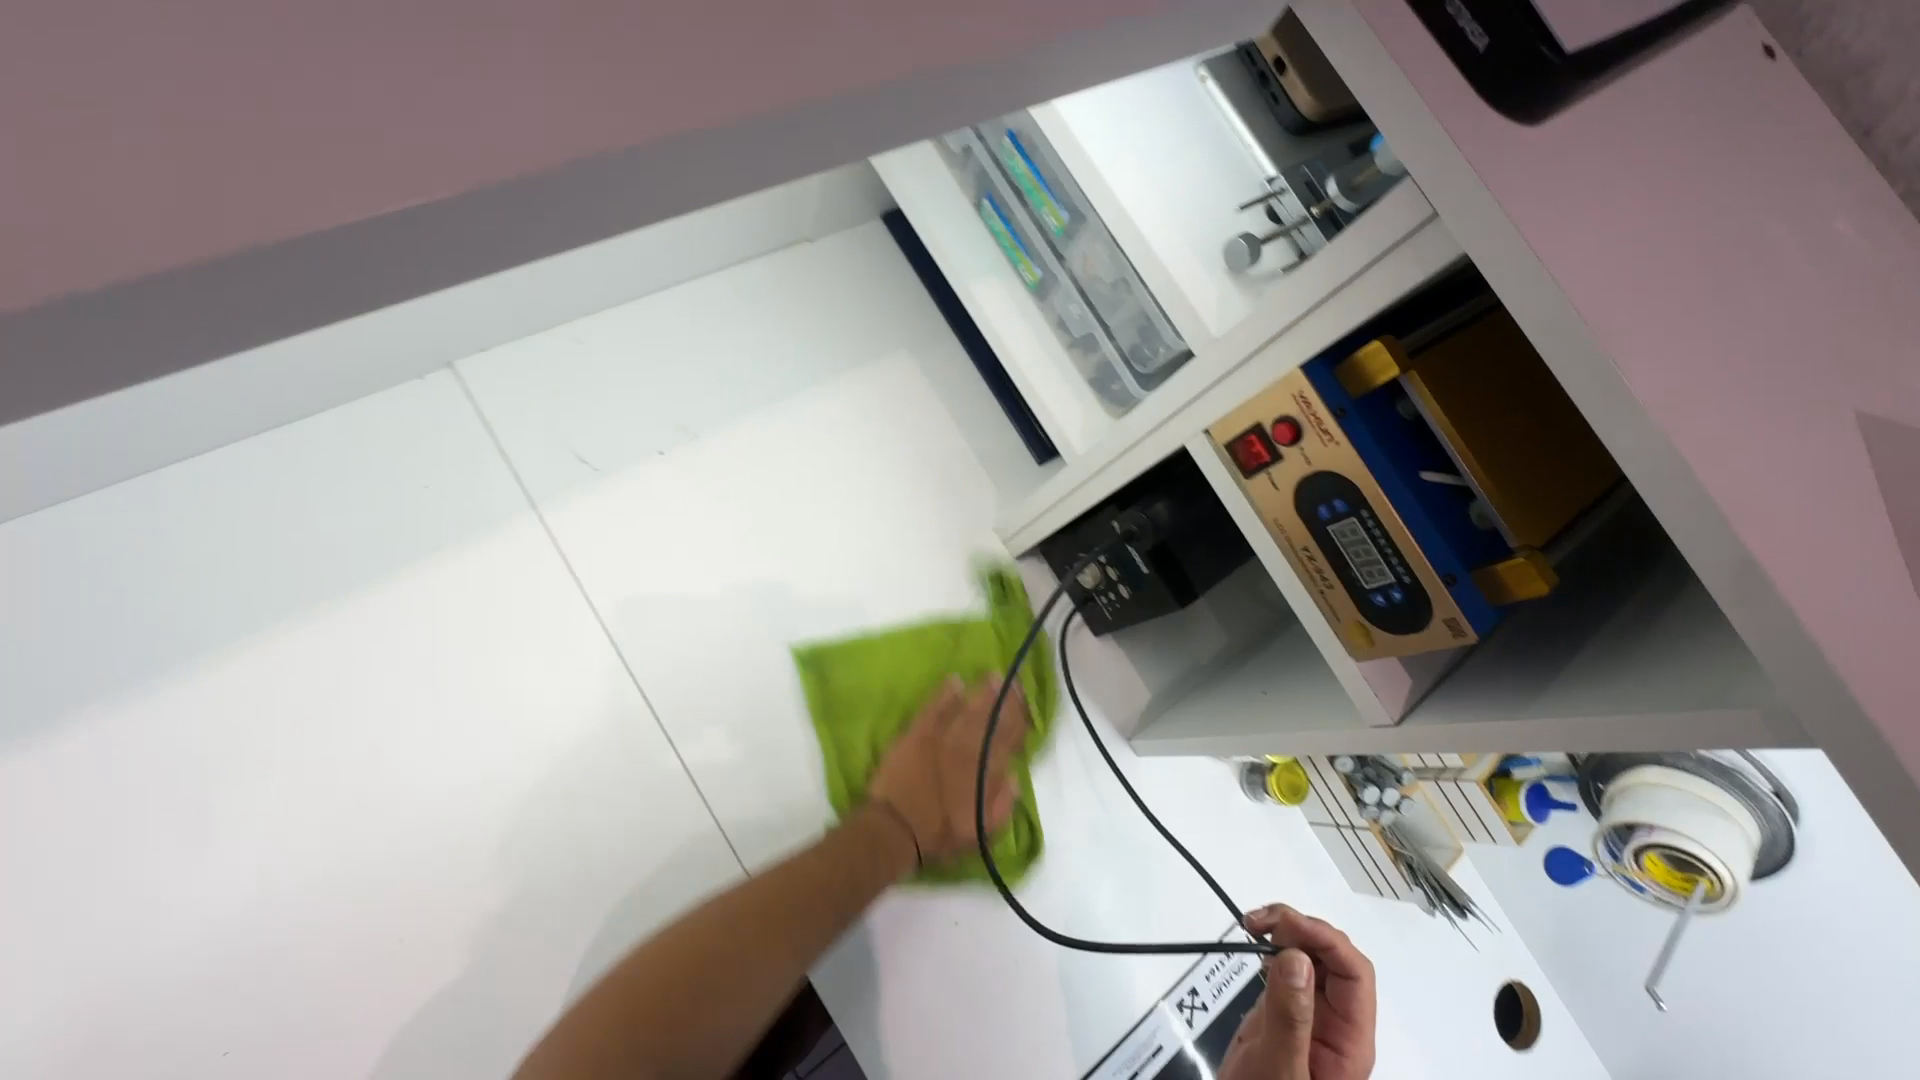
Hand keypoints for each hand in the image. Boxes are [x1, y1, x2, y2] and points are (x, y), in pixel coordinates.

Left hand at [867, 675, 1029, 866]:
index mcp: (985, 772)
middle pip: (992, 719)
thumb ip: (1002, 804)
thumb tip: (1013, 777)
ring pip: (967, 709)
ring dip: (982, 692)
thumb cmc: (939, 834)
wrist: (895, 829)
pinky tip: (955, 681)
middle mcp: (968, 750)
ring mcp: (941, 738)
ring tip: (993, 677)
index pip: (1009, 741)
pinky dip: (945, 693)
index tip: (1027, 707)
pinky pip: (934, 707)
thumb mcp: (981, 832)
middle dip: (1006, 701)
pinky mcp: (917, 733)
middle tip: (1014, 683)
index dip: (1020, 722)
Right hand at [1219, 906, 1376, 1079]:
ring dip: (1286, 933)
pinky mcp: (1280, 1017)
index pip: (1355, 974)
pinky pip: (1287, 972)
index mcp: (1350, 1041)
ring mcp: (1308, 1019)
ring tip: (1251, 925)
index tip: (1282, 923)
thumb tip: (1296, 956)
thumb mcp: (1279, 1070)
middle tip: (1256, 922)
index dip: (1325, 940)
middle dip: (1302, 929)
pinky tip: (1251, 945)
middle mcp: (1335, 1024)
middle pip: (1335, 960)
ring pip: (1312, 960)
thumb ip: (1289, 1016)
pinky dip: (1271, 950)